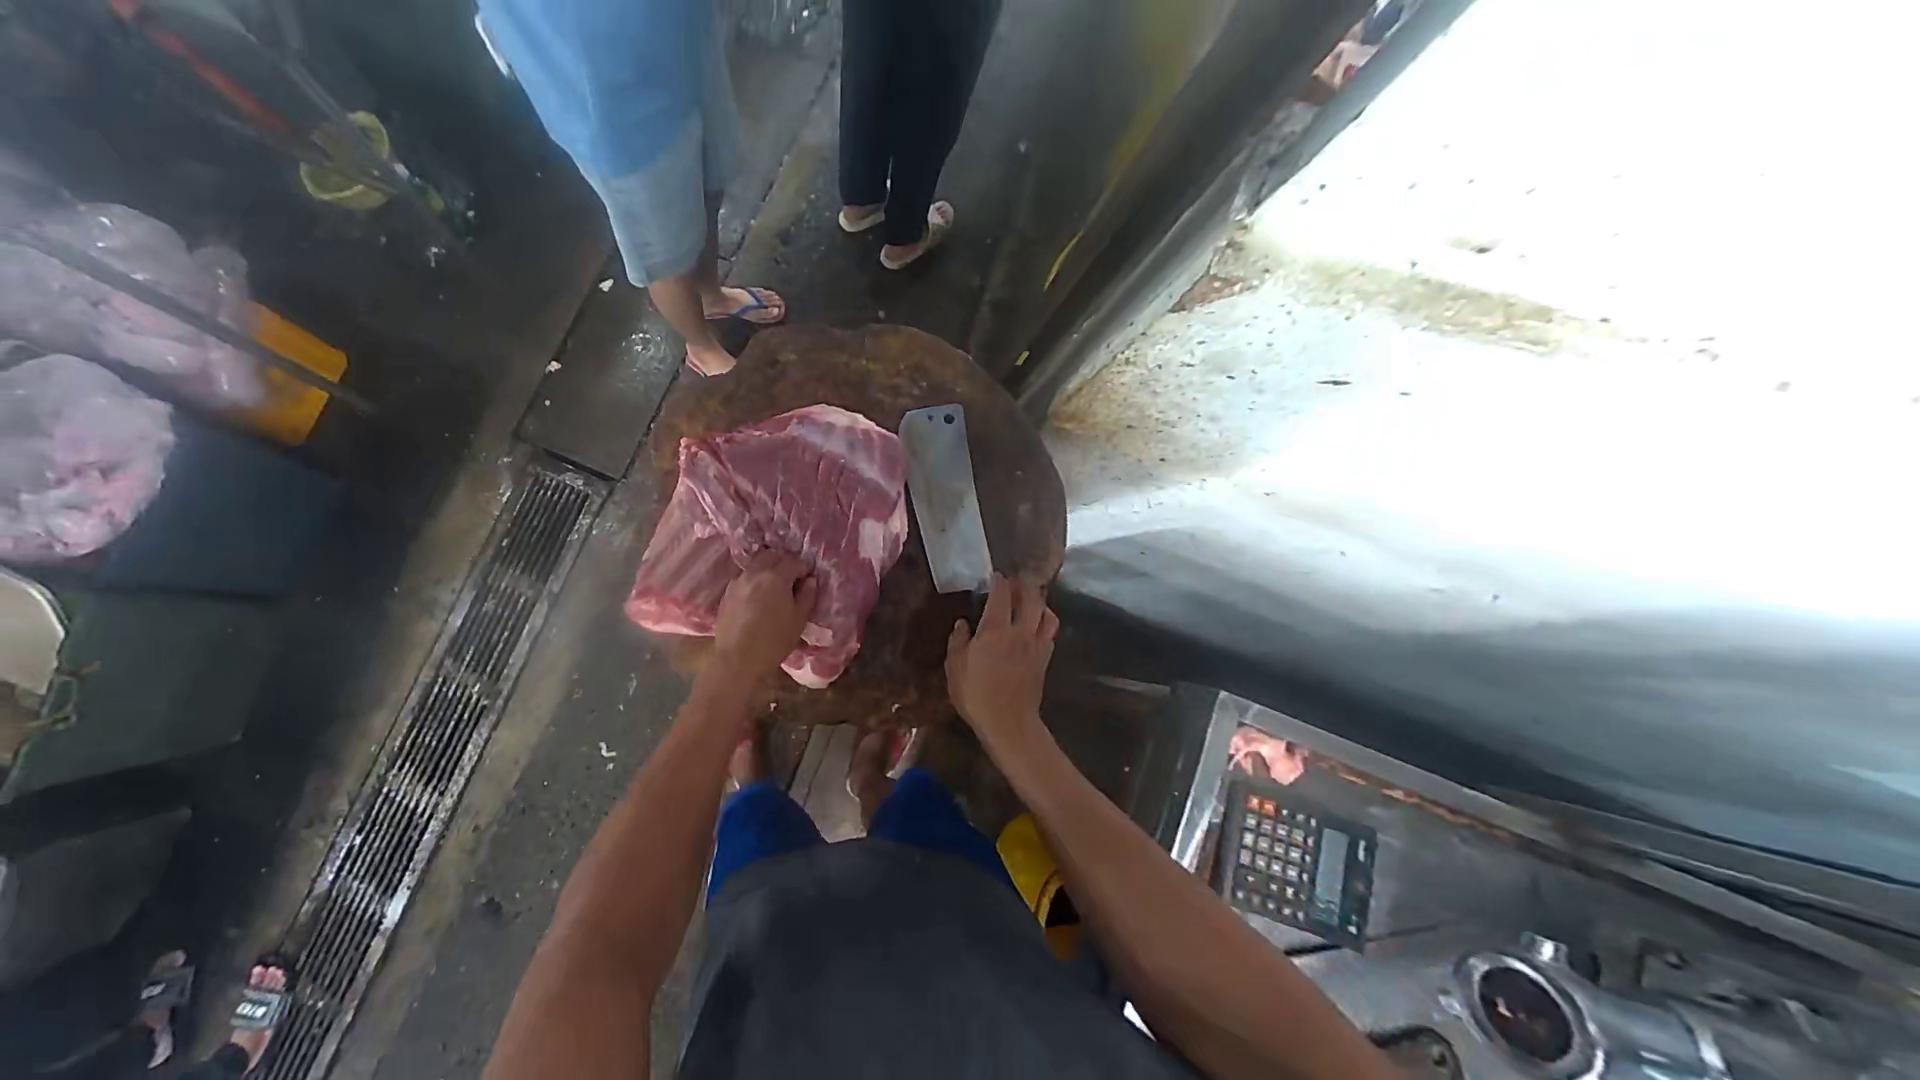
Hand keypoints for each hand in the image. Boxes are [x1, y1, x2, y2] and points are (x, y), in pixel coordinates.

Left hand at [711, 551, 817, 679]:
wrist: (738, 660)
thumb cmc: (774, 641)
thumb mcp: (799, 619)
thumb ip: (807, 595)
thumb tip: (810, 580)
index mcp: (775, 577)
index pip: (794, 562)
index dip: (804, 568)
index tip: (809, 579)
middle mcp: (754, 573)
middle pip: (772, 556)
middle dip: (784, 563)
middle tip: (792, 579)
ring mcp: (737, 582)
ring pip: (756, 566)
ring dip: (767, 570)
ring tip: (774, 588)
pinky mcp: (726, 594)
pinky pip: (744, 579)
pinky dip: (754, 581)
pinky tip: (758, 598)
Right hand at [945, 574, 1057, 746]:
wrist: (1009, 723)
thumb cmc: (976, 695)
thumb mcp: (955, 668)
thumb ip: (958, 642)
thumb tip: (962, 624)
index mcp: (995, 630)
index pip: (1002, 595)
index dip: (1000, 581)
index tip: (996, 576)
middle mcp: (1020, 631)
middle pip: (1031, 598)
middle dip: (1024, 586)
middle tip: (1015, 583)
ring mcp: (1037, 645)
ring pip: (1047, 613)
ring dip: (1039, 603)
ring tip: (1030, 601)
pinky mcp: (1045, 659)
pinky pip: (1050, 632)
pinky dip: (1045, 623)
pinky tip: (1036, 627)